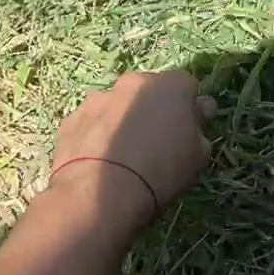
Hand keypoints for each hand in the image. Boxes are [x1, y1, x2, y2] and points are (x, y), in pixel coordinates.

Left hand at [49, 70, 215, 225]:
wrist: (102, 192)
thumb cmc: (161, 171)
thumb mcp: (198, 155)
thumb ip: (200, 125)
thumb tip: (200, 108)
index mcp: (170, 85)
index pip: (187, 86)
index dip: (188, 108)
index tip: (186, 130)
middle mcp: (134, 82)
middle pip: (150, 90)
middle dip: (153, 109)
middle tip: (154, 143)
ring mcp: (99, 97)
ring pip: (118, 104)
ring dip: (123, 120)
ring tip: (123, 156)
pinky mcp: (73, 117)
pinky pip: (92, 122)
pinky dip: (97, 134)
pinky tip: (100, 162)